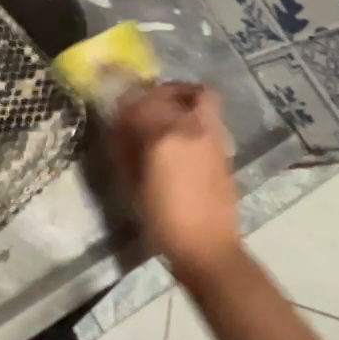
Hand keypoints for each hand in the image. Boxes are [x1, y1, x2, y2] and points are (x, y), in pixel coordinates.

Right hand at [111, 82, 240, 280]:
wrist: (208, 248)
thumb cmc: (162, 219)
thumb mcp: (132, 184)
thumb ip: (125, 148)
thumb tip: (119, 127)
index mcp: (163, 135)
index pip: (140, 102)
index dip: (124, 102)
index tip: (114, 108)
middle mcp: (191, 128)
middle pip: (174, 91)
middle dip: (154, 92)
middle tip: (140, 102)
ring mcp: (212, 137)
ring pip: (199, 98)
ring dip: (180, 98)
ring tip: (164, 112)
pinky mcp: (224, 150)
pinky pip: (208, 118)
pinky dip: (193, 115)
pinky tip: (179, 136)